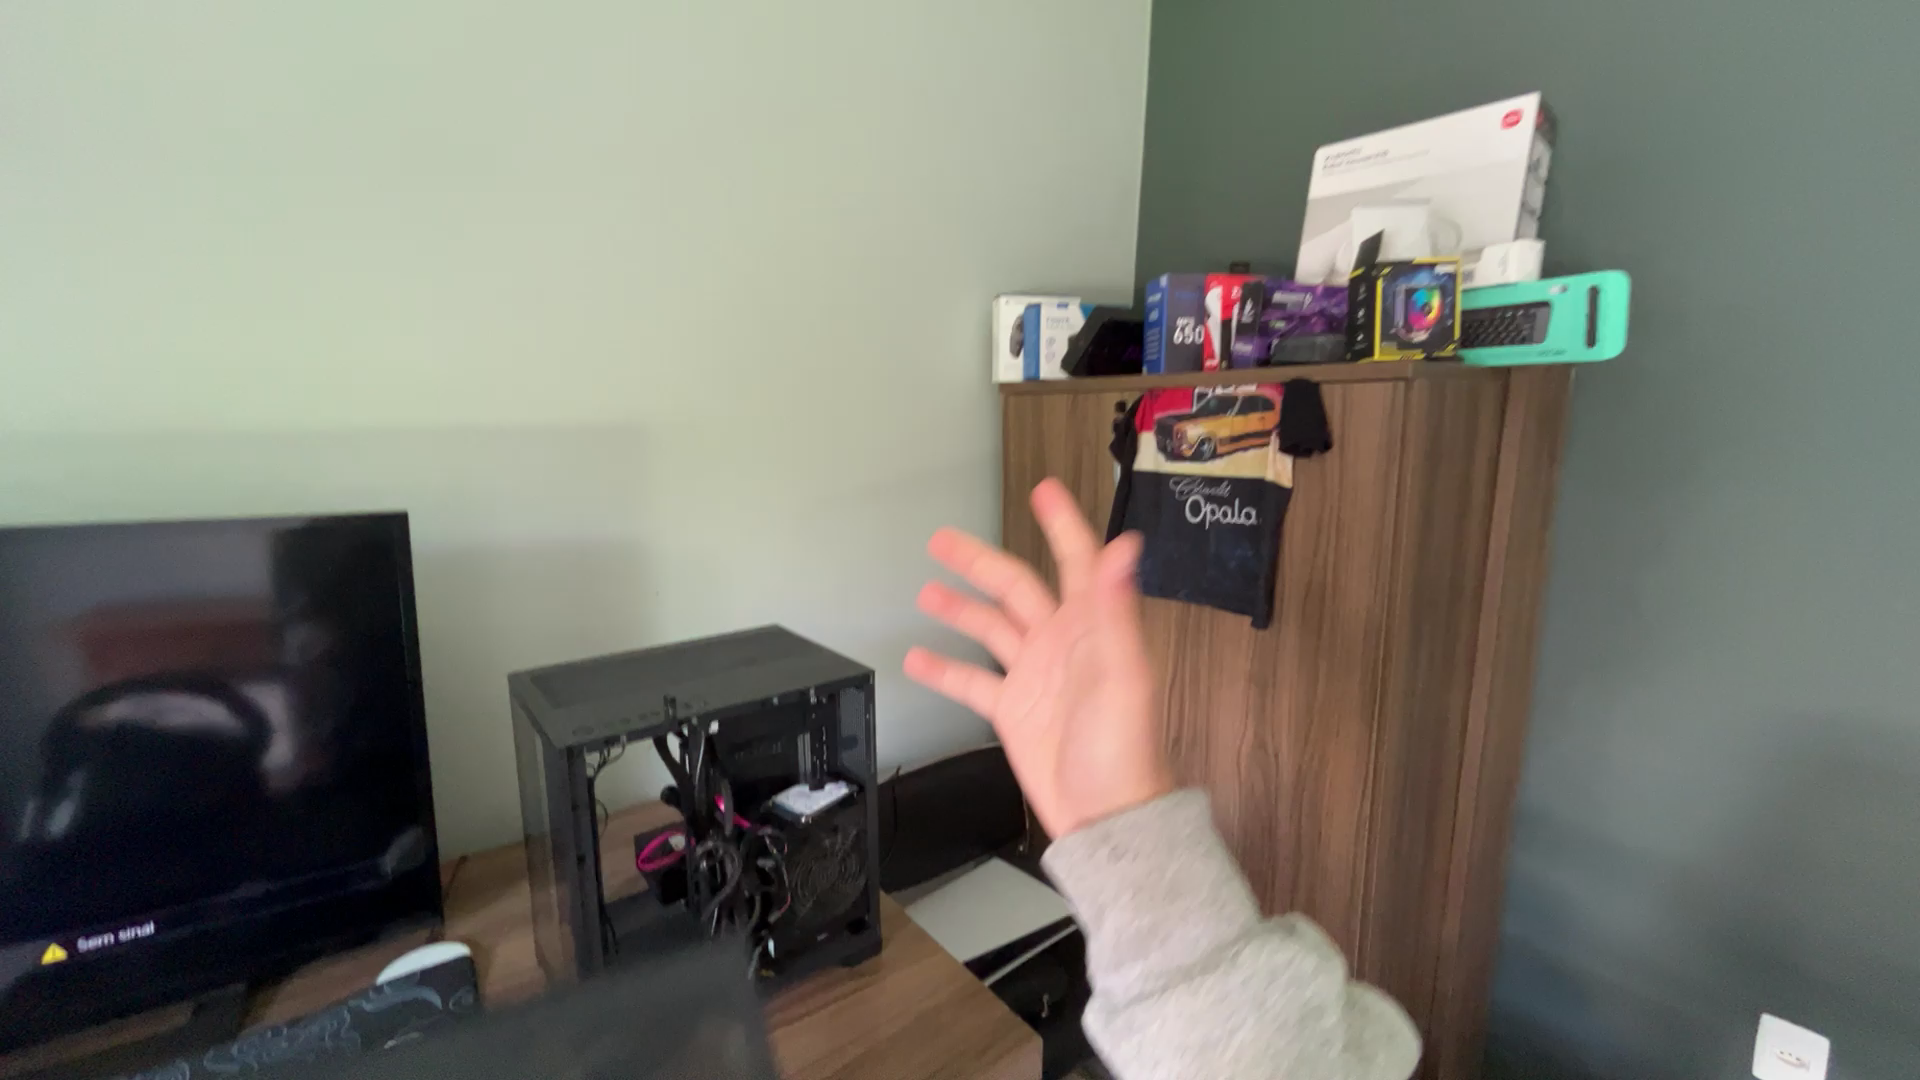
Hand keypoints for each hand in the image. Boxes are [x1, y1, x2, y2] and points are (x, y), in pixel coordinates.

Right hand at [905, 478, 1173, 838]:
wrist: (1106, 816)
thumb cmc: (1124, 750)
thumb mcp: (1124, 674)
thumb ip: (1116, 609)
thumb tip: (1123, 549)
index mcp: (1090, 627)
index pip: (1076, 560)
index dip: (1062, 524)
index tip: (1045, 492)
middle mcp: (1060, 643)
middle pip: (1014, 587)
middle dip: (979, 562)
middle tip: (944, 541)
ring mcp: (1034, 674)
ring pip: (989, 628)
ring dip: (959, 608)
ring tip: (927, 592)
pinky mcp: (1013, 708)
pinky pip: (971, 681)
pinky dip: (944, 669)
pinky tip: (919, 658)